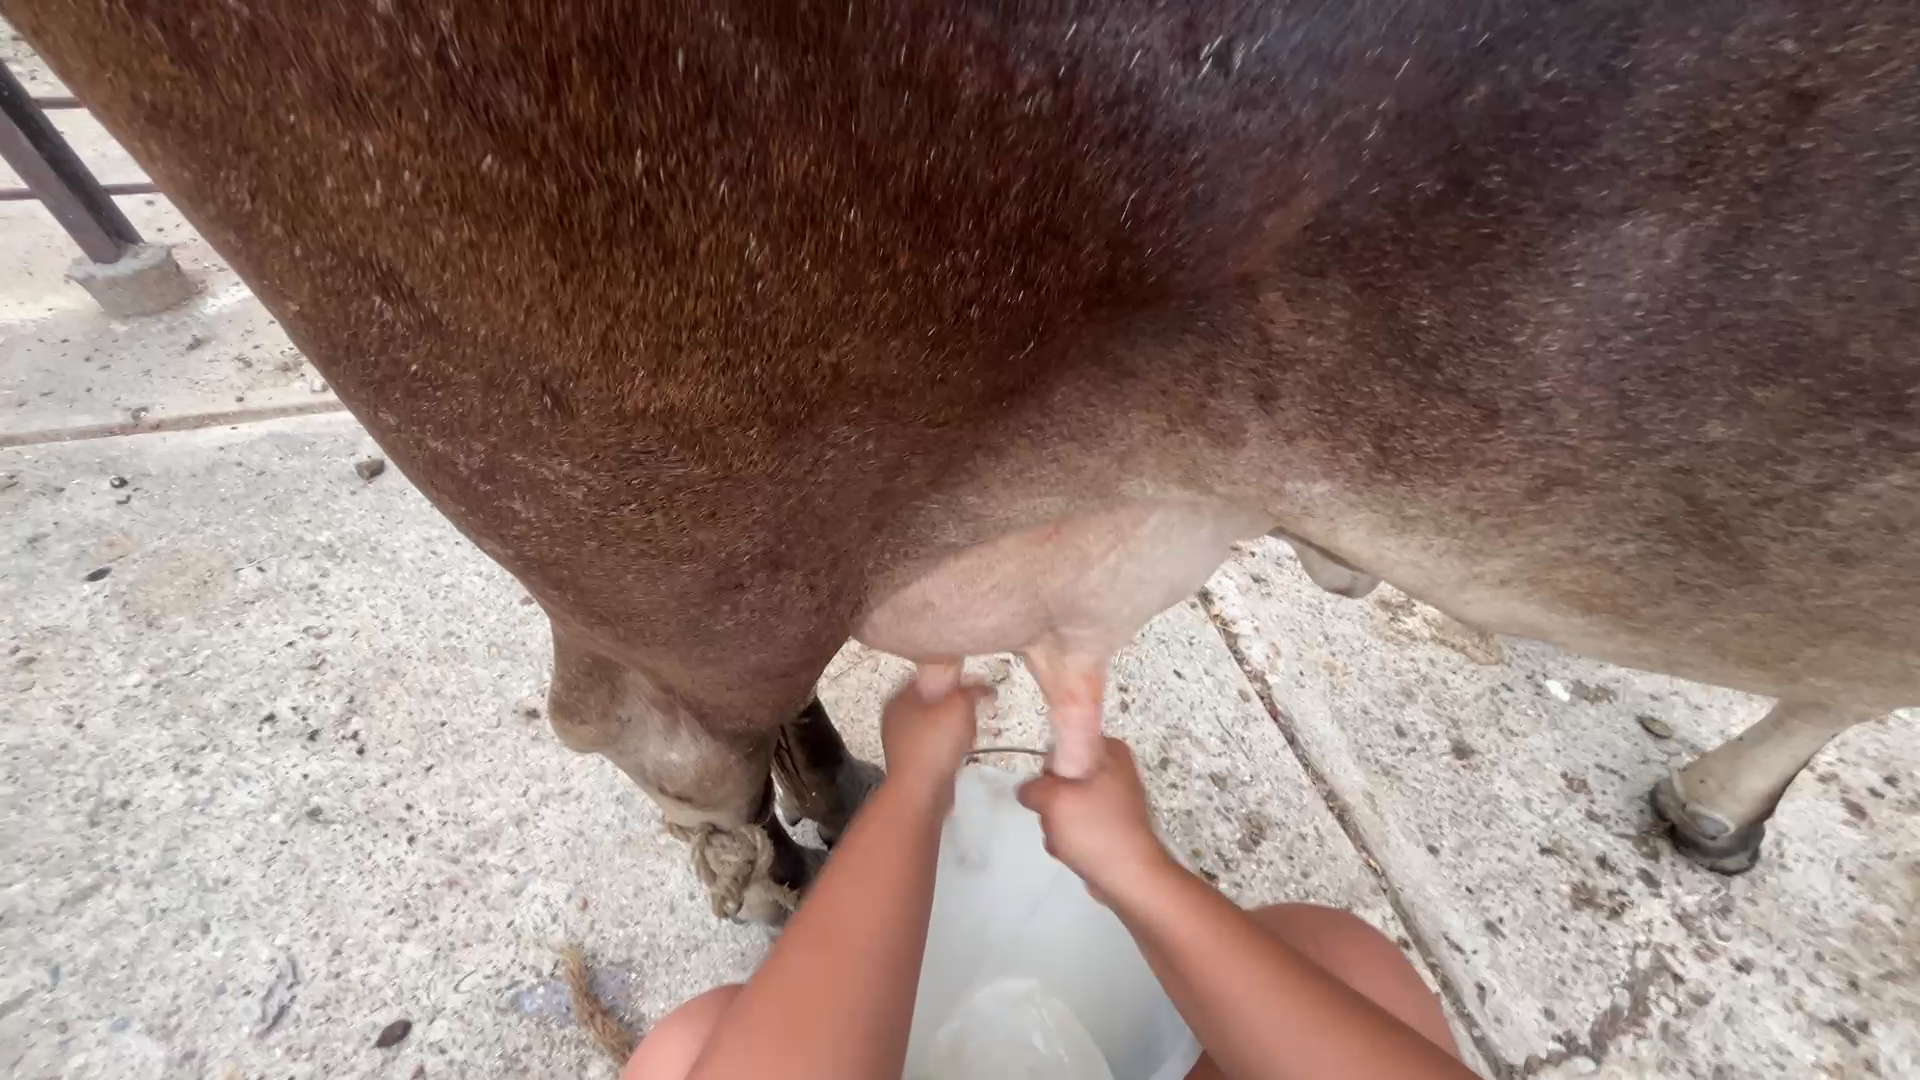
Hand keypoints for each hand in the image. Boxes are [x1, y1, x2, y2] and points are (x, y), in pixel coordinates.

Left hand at [879, 673, 987, 803]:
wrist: (922, 792)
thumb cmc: (935, 743)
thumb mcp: (958, 706)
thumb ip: (970, 690)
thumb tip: (981, 687)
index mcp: (899, 699)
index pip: (926, 677)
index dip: (950, 679)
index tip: (969, 686)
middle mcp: (895, 719)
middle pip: (932, 702)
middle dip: (955, 706)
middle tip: (971, 710)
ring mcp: (902, 743)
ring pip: (935, 725)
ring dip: (954, 728)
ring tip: (969, 734)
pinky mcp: (912, 763)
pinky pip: (935, 746)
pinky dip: (949, 747)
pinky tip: (961, 752)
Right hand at [1017, 737, 1174, 902]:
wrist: (1131, 879)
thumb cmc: (1095, 829)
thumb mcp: (1054, 800)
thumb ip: (1032, 788)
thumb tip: (1026, 790)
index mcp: (1110, 751)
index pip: (1066, 743)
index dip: (1051, 766)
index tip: (1049, 787)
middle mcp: (1116, 770)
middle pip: (1064, 776)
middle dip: (1053, 801)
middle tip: (1056, 816)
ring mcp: (1115, 799)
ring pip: (1068, 802)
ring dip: (1058, 823)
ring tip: (1064, 839)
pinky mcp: (1112, 824)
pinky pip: (1079, 822)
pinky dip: (1071, 836)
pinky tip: (1071, 850)